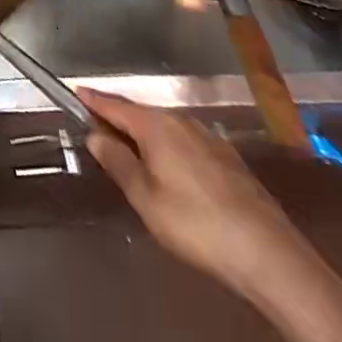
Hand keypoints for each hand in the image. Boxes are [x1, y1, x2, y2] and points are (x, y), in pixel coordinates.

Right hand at [80, 89, 291, 291]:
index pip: (116, 105)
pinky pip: (183, 140)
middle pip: (141, 113)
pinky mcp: (225, 156)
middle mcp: (182, 121)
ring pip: (164, 127)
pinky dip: (165, 145)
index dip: (94, 100)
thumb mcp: (145, 198)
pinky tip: (166, 167)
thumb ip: (118, 162)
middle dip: (117, 118)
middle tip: (95, 128)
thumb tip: (96, 136)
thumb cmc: (194, 224)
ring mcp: (208, 137)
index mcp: (157, 126)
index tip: (76, 91)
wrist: (266, 251)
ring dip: (142, 133)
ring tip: (126, 150)